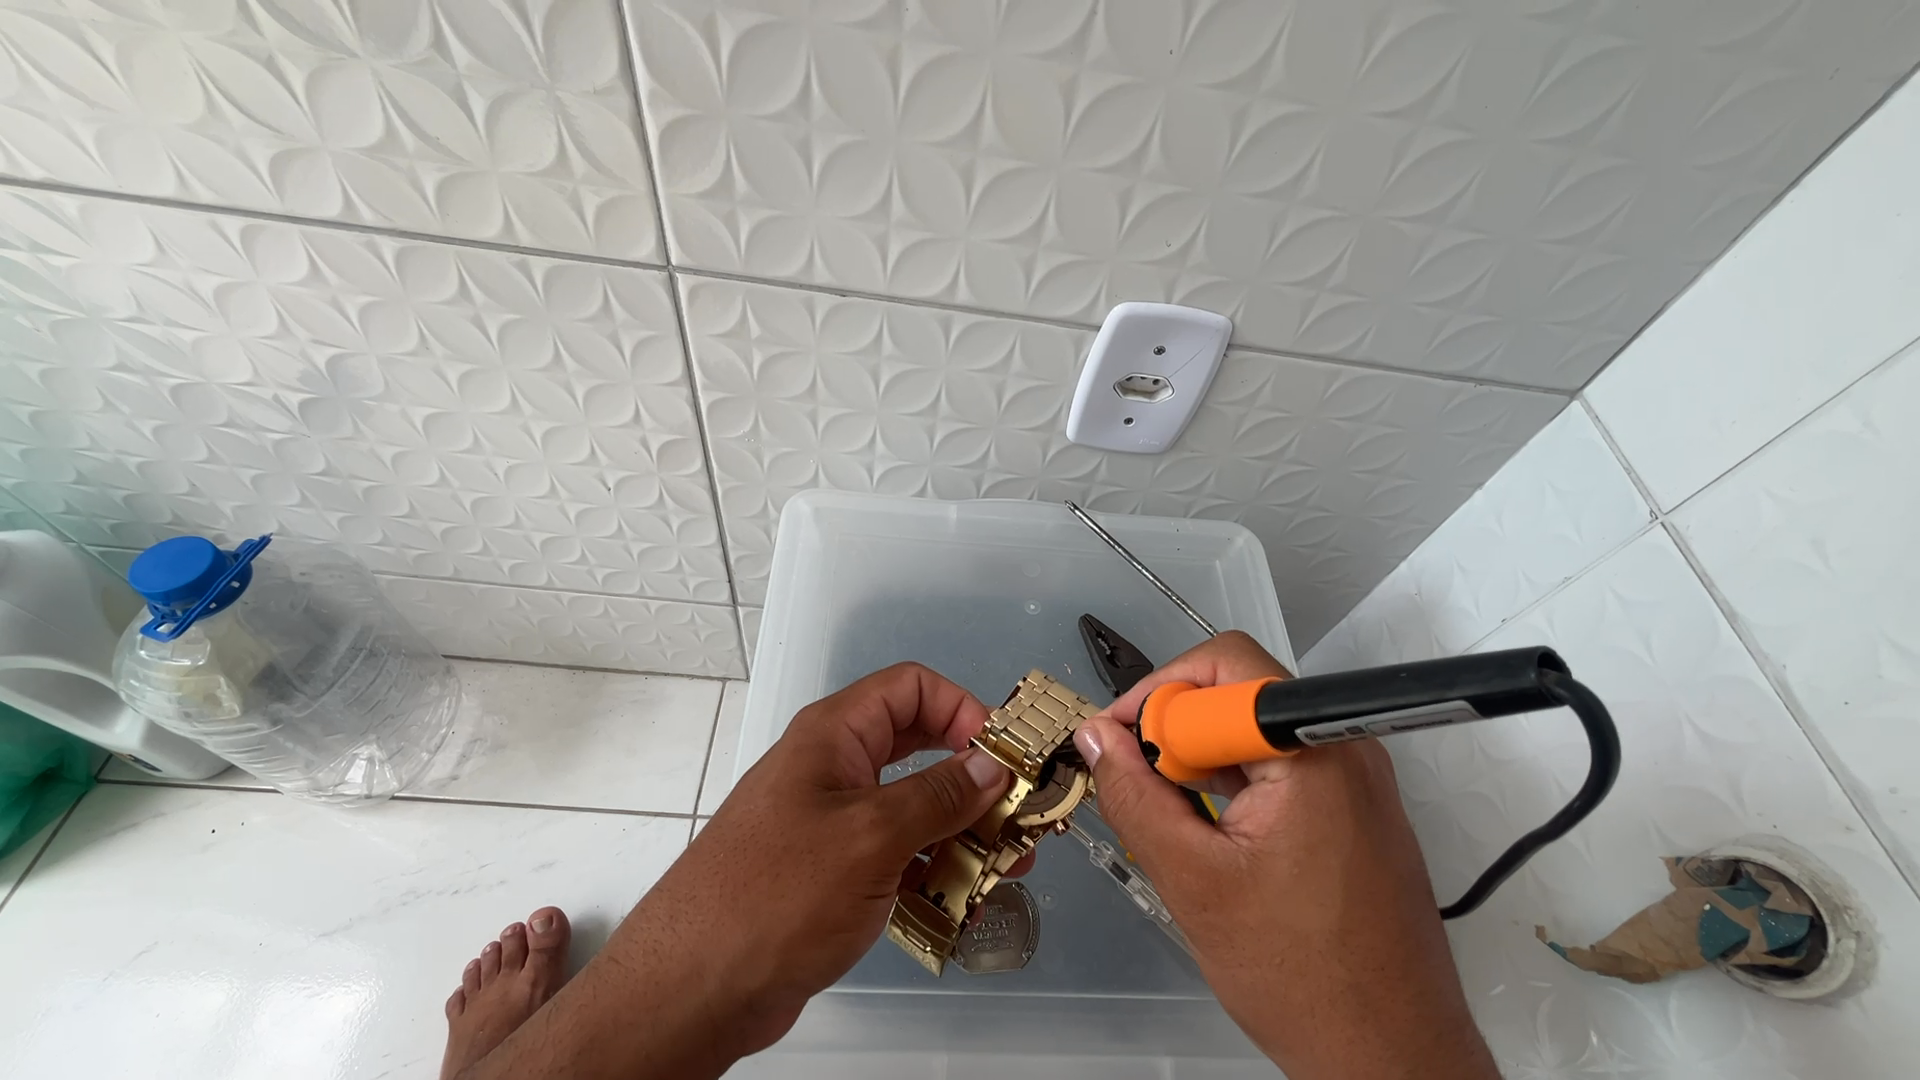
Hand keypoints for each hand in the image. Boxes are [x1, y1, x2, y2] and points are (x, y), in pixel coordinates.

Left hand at [580, 663, 1012, 1075]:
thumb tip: (992, 765)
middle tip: (1019, 809)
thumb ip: (938, 797)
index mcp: (836, 734)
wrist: (693, 986)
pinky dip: (932, 867)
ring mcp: (833, 821)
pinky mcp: (833, 870)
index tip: (1003, 755)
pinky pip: (896, 852)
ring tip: (1009, 862)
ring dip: (962, 828)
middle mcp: (835, 767)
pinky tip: (966, 897)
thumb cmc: (780, 892)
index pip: (912, 688)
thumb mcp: (871, 836)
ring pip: (912, 805)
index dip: (963, 709)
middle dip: (974, 774)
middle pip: (919, 746)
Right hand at [1075, 632, 1497, 1079]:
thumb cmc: (1298, 975)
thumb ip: (1135, 796)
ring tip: (1170, 815)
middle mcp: (1344, 747)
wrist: (1393, 1057)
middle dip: (1176, 727)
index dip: (1158, 693)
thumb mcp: (1192, 881)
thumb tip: (1095, 736)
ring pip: (1255, 729)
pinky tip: (1209, 831)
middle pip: (1239, 692)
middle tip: (1140, 783)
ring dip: (1200, 757)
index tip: (1119, 741)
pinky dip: (1233, 782)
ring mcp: (1356, 777)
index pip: (1223, 666)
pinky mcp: (1354, 808)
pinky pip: (1280, 764)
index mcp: (1311, 751)